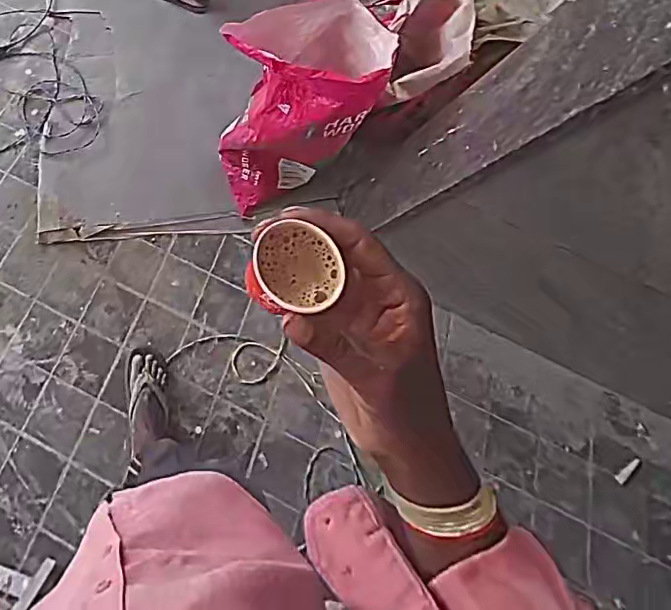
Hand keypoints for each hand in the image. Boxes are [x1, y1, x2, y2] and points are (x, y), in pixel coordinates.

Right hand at [272, 207, 437, 411]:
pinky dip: (288, 293)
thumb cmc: (409, 412)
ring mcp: (354, 310)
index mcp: (397, 293)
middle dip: (302, 238)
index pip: (360, 244)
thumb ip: (333, 346)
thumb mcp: (375, 376)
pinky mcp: (336, 328)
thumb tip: (292, 321)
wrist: (409, 450)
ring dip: (291, 263)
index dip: (327, 225)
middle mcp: (375, 293)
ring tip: (261, 254)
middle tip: (266, 232)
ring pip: (319, 274)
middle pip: (335, 252)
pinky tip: (268, 289)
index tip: (293, 218)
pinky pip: (309, 301)